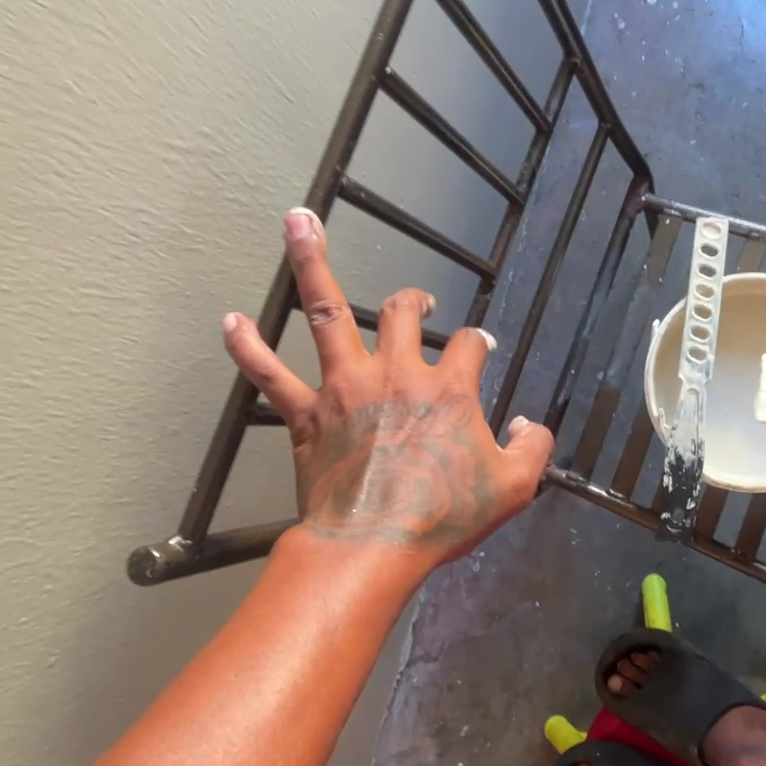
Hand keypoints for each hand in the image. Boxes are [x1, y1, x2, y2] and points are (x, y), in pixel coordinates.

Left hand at [221, 208, 553, 570]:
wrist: (373, 546)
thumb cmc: (445, 517)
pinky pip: (270, 374)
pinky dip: (248, 347)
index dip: (478, 343)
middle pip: (405, 312)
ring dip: (312, 262)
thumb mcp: (514, 486)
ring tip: (298, 220)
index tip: (479, 350)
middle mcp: (397, 373)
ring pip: (328, 311)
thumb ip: (534, 447)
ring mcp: (346, 387)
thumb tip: (530, 425)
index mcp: (449, 389)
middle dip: (416, 299)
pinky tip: (231, 321)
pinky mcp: (307, 414)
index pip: (470, 344)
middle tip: (420, 300)